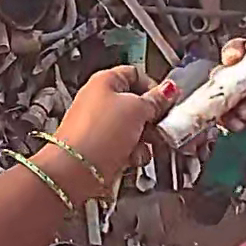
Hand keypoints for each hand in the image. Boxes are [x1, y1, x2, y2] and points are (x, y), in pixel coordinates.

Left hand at [42, 66, 178, 198]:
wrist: (77, 170)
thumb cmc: (97, 133)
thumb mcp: (136, 109)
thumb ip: (155, 99)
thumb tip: (168, 90)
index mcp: (104, 82)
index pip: (135, 75)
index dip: (154, 87)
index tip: (168, 101)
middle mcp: (100, 102)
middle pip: (137, 105)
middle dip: (152, 118)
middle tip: (161, 125)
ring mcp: (101, 126)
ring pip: (135, 129)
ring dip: (145, 139)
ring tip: (145, 144)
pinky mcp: (102, 149)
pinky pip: (127, 147)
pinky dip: (134, 153)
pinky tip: (132, 157)